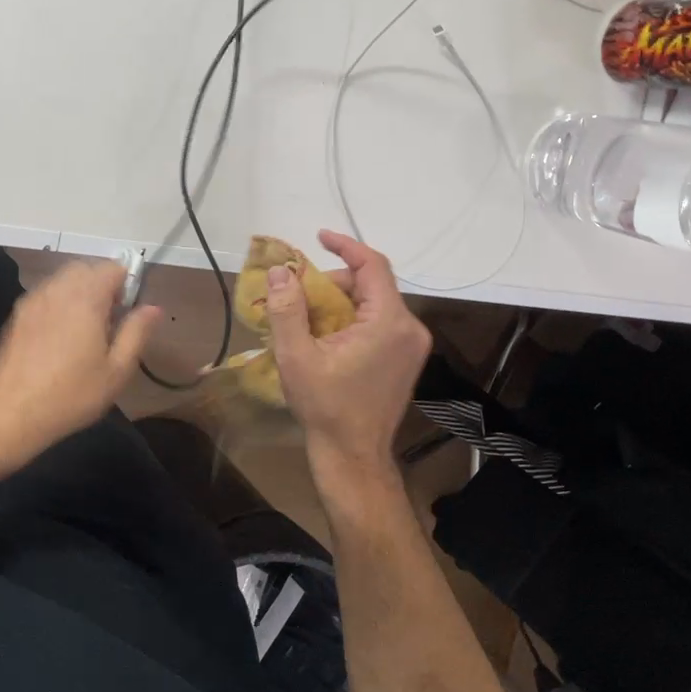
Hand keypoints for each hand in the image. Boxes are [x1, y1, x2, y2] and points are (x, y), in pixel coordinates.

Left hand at [0, 262, 160, 451]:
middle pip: (85, 269)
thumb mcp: (116, 371)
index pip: (112, 267)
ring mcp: (33, 299)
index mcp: (85, 297)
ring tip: (85, 332)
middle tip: (109, 323)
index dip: (126, 285)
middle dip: (102, 286)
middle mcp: (57, 289)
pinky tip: (59, 339)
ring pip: (63, 280)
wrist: (10, 411)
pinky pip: (45, 295)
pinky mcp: (17, 314)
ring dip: (79, 293)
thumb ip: (136, 333)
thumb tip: (153, 308)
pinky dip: (58, 303)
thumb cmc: (71, 394)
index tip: (127, 314)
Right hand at [265, 230, 431, 481]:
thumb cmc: (325, 406)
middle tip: (297, 296)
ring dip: (339, 301)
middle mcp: (409, 328)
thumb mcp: (296, 355)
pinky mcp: (405, 359)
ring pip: (373, 304)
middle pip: (370, 285)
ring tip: (305, 319)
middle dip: (332, 282)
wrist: (353, 454)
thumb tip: (280, 272)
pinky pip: (378, 322)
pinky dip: (350, 318)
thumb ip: (287, 308)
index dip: (345, 246)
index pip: (373, 266)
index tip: (318, 237)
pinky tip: (324, 335)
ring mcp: (410, 346)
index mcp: (388, 323)